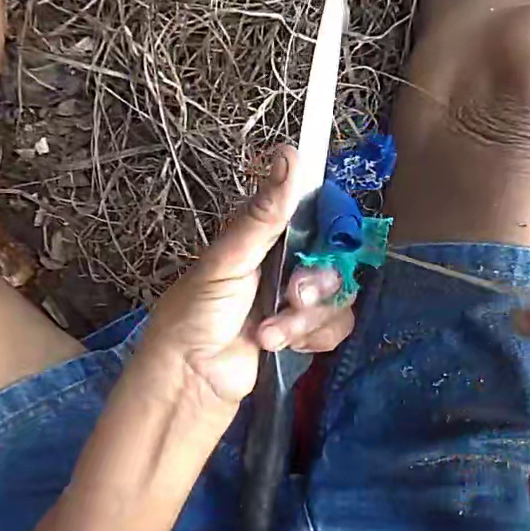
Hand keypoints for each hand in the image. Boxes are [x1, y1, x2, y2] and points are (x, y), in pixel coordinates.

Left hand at [136, 146, 355, 410]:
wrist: (191, 378)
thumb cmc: (198, 312)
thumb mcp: (228, 259)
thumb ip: (264, 215)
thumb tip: (290, 152)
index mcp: (266, 235)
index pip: (316, 214)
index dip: (331, 224)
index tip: (330, 238)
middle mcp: (287, 262)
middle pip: (335, 258)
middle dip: (317, 282)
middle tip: (292, 295)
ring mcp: (297, 298)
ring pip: (338, 295)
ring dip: (306, 318)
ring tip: (269, 333)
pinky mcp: (305, 332)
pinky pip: (336, 326)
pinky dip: (313, 337)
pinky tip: (282, 345)